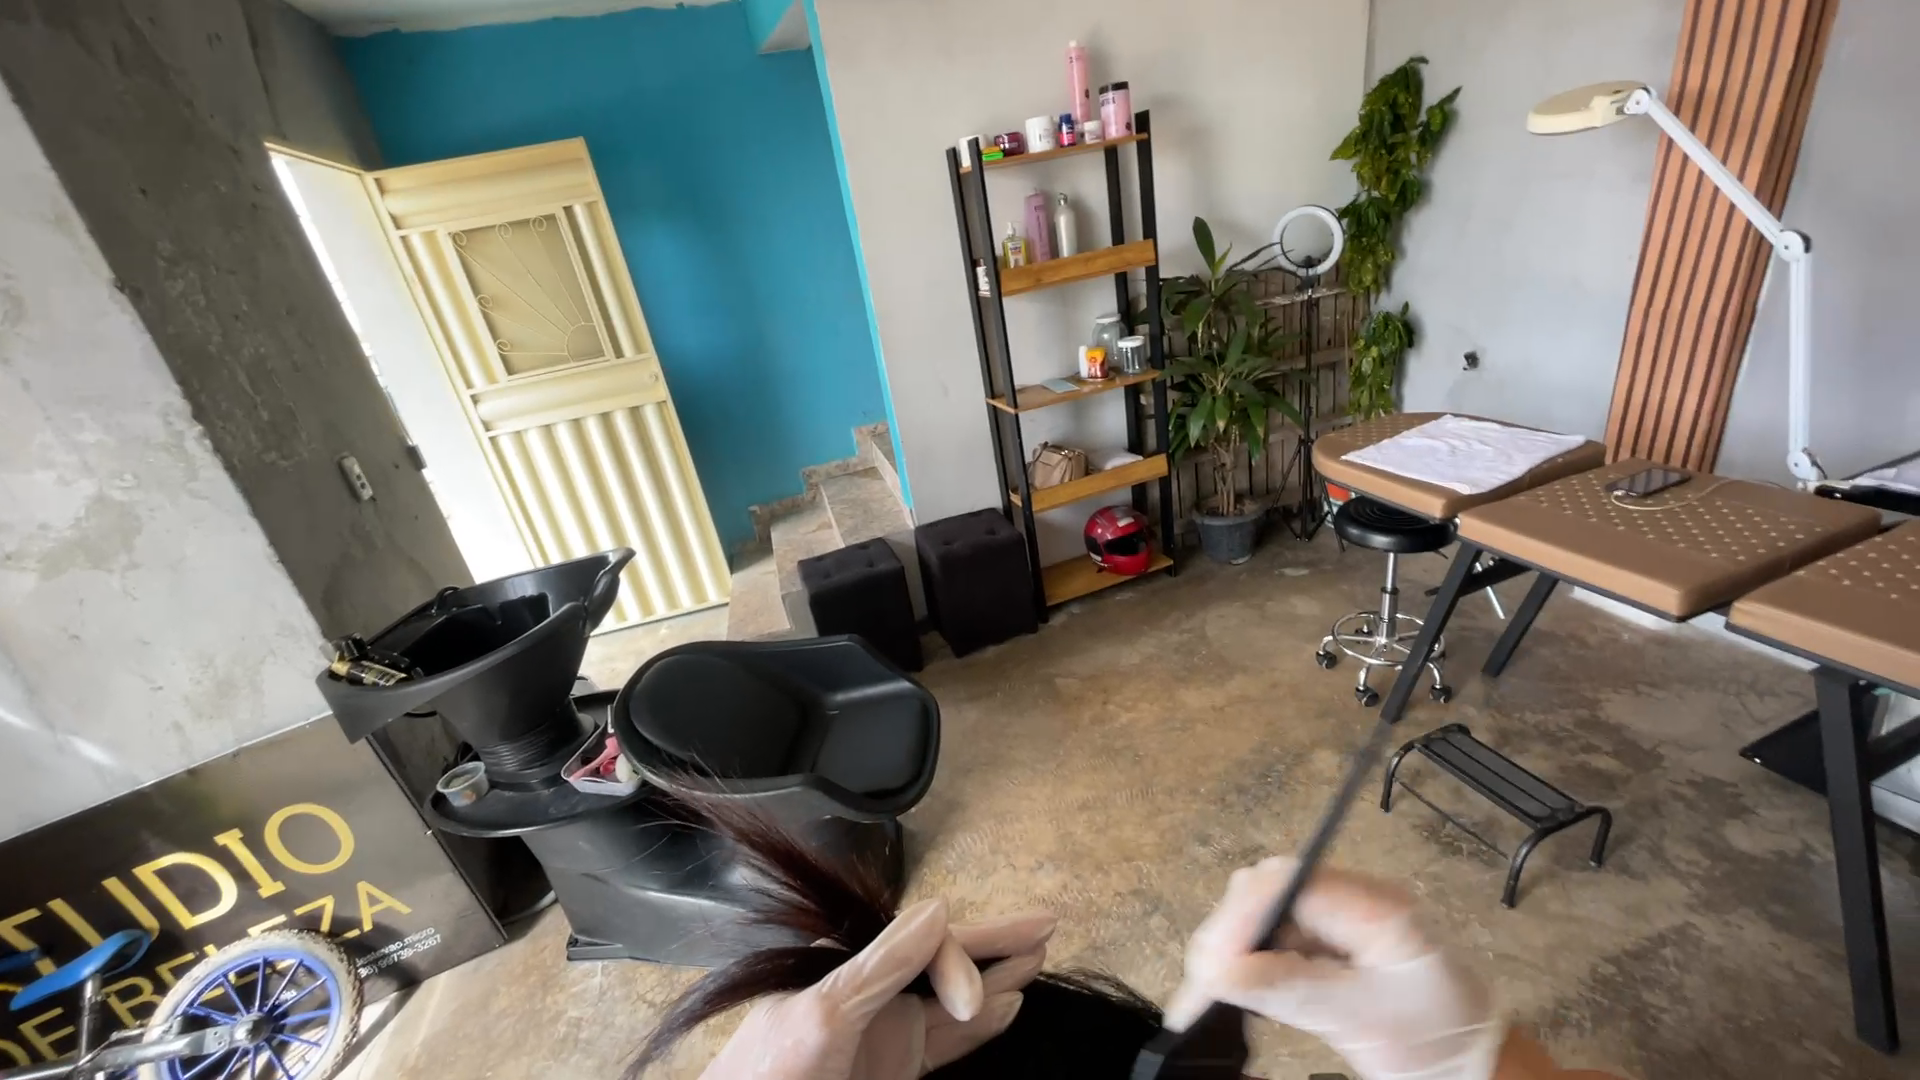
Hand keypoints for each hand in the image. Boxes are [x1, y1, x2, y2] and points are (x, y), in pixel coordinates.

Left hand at [700, 898, 1054, 1079]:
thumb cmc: (773, 1074)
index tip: (975, 1004)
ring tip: (1038, 955)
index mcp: (855, 962)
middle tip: (1047, 924)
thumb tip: (939, 908)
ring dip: (998, 978)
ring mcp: (889, 1031)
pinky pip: (949, 1040)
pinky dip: (983, 1026)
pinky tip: (1011, 1005)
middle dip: (997, 942)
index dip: (960, 962)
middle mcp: (877, 989)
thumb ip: (882, 964)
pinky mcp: (897, 1067)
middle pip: (949, 958)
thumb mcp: (825, 1013)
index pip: (925, 943)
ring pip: (956, 998)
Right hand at [1165, 857, 1502, 1079]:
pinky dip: (1253, 958)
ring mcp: (1344, 916)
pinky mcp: (1335, 939)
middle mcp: (1354, 897)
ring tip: (1208, 985)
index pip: (1286, 883)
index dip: (1238, 915)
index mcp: (1374, 905)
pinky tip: (1236, 983)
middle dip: (1229, 929)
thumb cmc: (1440, 1051)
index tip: (1207, 961)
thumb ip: (1290, 989)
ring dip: (1235, 944)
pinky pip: (1280, 936)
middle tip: (1200, 978)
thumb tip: (1219, 973)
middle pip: (1270, 890)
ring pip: (1268, 911)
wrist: (1489, 1078)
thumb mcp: (1365, 1023)